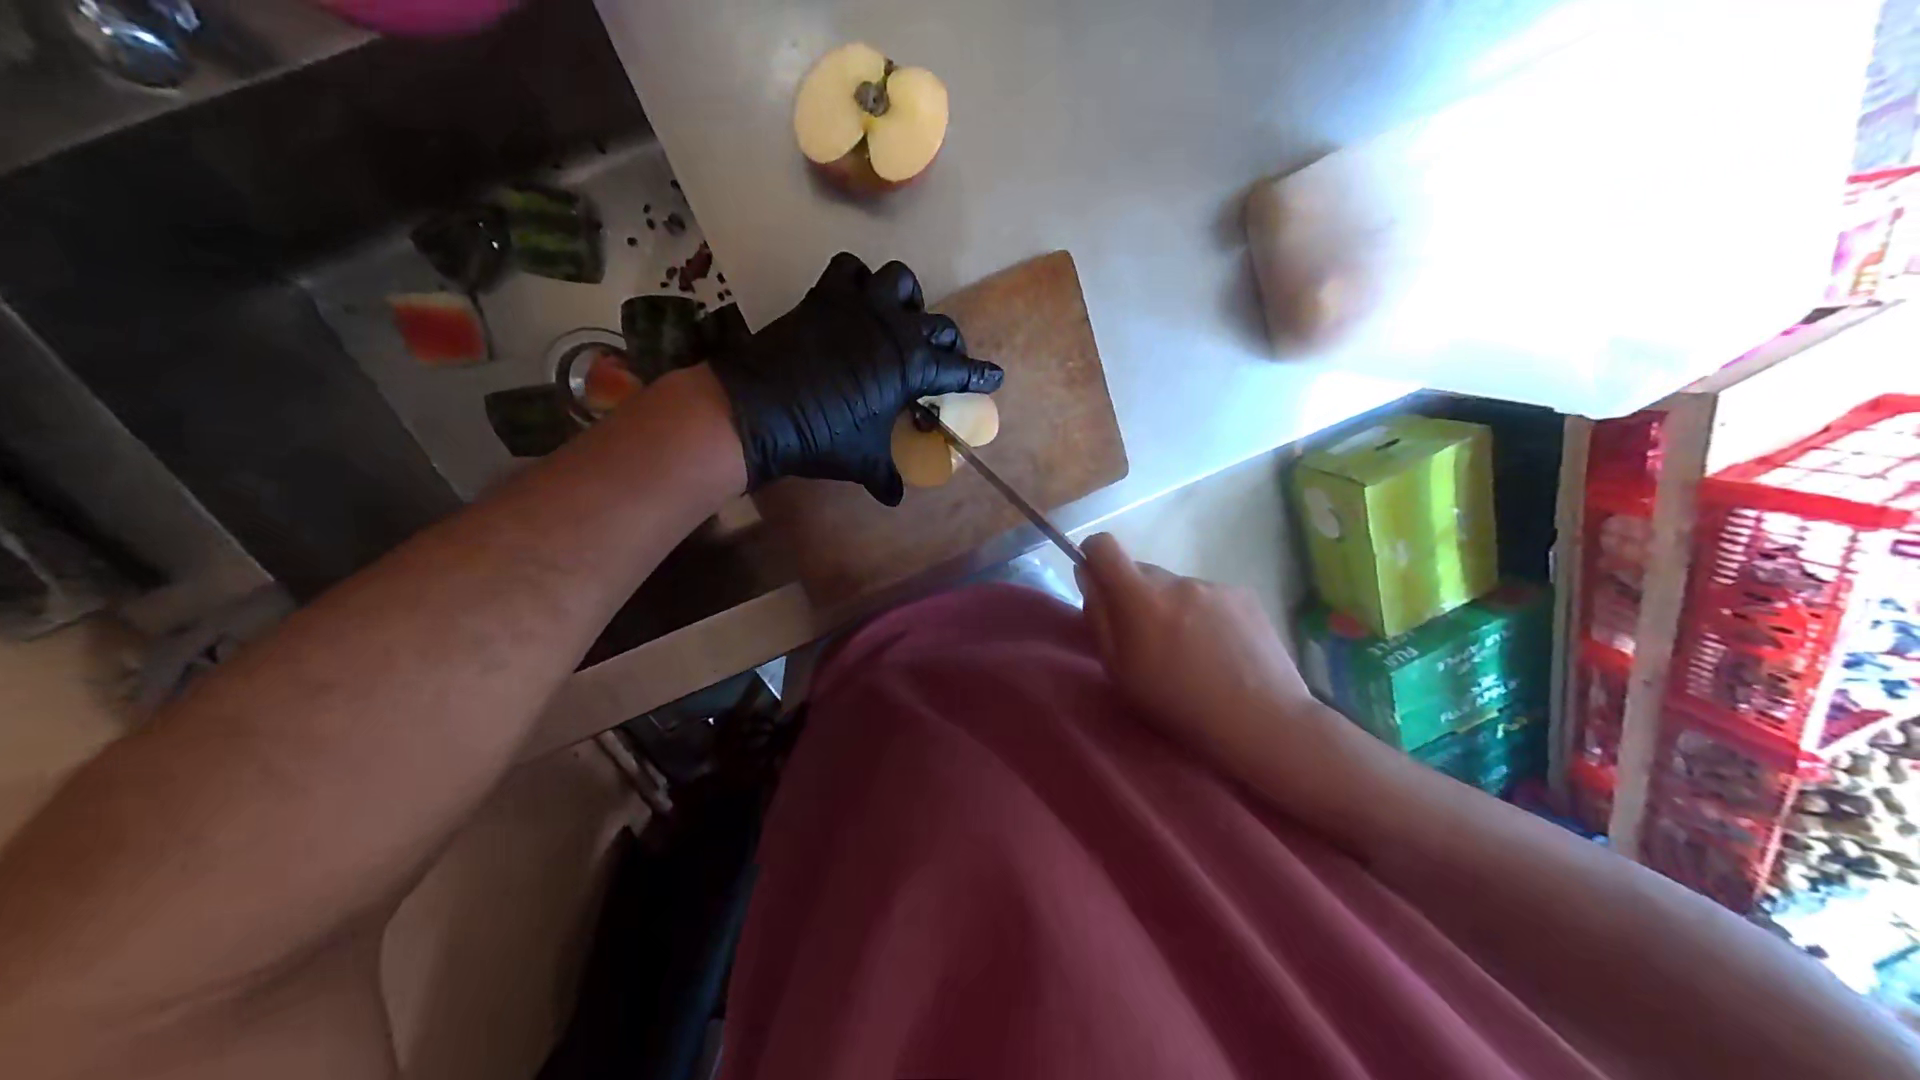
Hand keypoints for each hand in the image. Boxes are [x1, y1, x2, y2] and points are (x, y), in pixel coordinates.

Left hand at [707, 253, 1003, 504]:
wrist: (760, 410)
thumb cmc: (821, 437)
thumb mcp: (862, 460)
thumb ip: (886, 475)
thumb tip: (895, 497)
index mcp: (911, 367)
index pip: (958, 370)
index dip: (979, 376)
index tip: (992, 377)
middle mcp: (893, 330)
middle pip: (939, 324)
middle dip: (949, 342)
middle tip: (943, 358)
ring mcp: (859, 307)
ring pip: (900, 280)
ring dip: (908, 297)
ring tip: (902, 316)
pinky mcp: (825, 297)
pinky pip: (850, 270)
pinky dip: (857, 279)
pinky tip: (857, 297)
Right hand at [1075, 533, 1378, 819]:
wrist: (1262, 720)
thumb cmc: (1179, 705)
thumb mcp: (1120, 672)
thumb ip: (1099, 618)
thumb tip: (1089, 578)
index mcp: (1140, 598)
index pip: (1103, 547)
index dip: (1094, 558)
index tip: (1098, 584)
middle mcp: (1176, 580)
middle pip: (1142, 573)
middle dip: (1137, 598)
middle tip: (1150, 641)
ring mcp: (1214, 586)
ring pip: (1178, 588)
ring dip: (1174, 610)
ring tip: (1193, 654)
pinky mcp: (1244, 595)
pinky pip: (1209, 598)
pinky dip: (1206, 617)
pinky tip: (1221, 652)